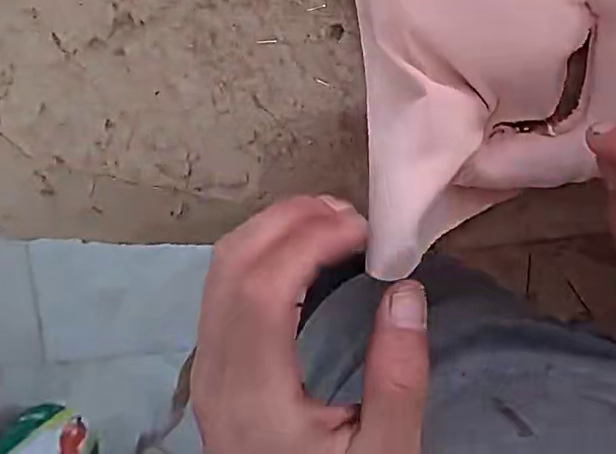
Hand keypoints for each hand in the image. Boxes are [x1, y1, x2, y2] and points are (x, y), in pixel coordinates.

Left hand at [193, 196, 428, 453]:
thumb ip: (399, 378)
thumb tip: (406, 289)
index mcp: (253, 399)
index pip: (261, 289)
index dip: (313, 240)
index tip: (369, 231)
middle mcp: (216, 373)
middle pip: (233, 262)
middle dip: (296, 218)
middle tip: (357, 217)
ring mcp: (209, 364)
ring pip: (225, 263)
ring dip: (282, 225)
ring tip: (340, 224)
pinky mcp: (218, 358)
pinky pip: (230, 277)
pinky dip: (271, 243)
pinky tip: (314, 248)